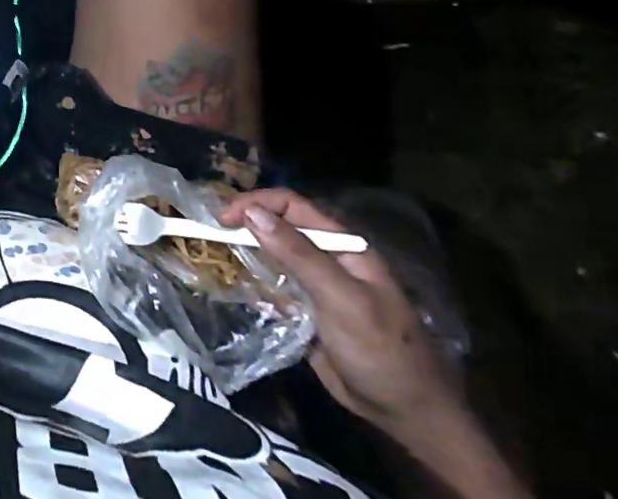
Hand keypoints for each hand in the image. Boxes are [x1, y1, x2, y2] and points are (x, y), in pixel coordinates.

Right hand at [221, 188, 462, 437]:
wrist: (406, 413)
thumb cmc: (381, 349)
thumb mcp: (341, 298)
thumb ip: (298, 254)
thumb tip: (252, 212)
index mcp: (342, 245)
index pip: (290, 206)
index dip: (255, 204)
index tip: (222, 218)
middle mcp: (326, 257)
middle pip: (277, 225)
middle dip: (244, 224)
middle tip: (211, 234)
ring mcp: (315, 283)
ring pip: (271, 254)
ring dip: (245, 252)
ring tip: (218, 257)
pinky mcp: (305, 309)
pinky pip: (272, 286)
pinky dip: (253, 283)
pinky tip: (240, 288)